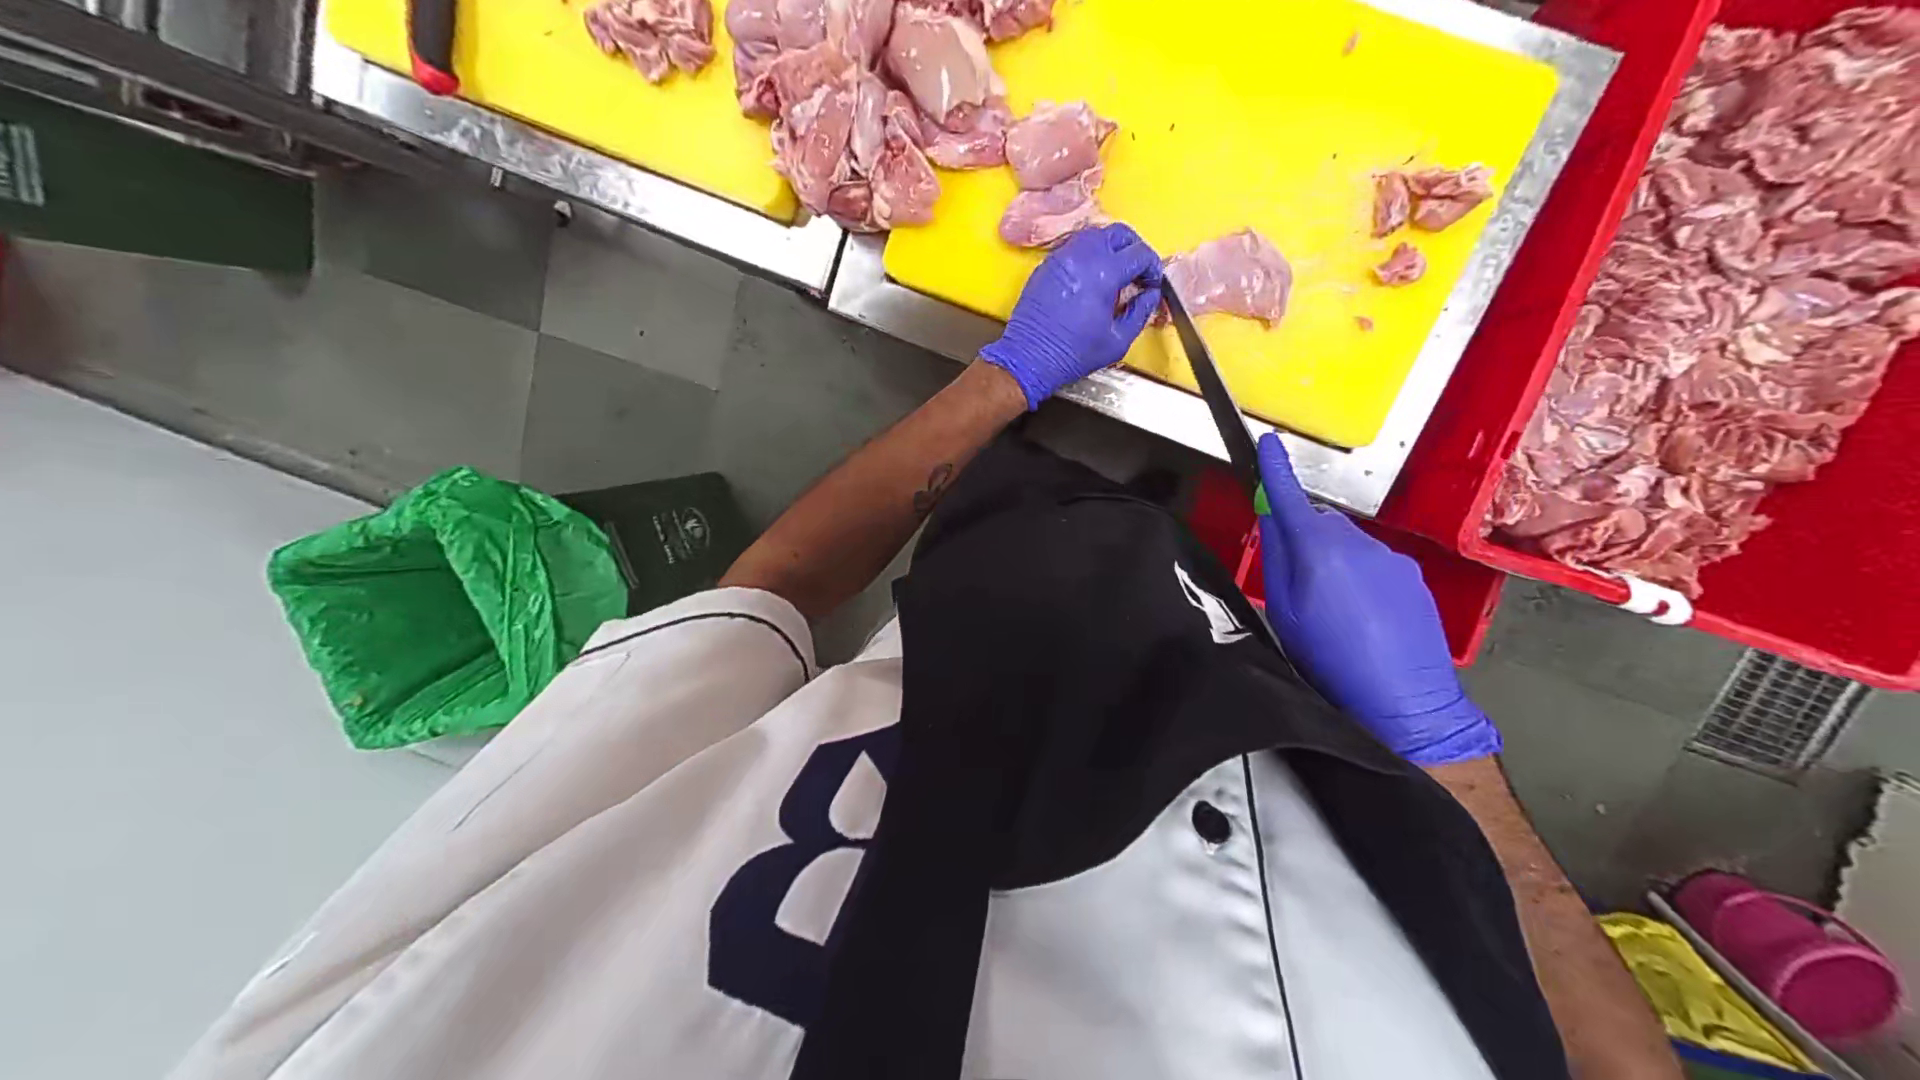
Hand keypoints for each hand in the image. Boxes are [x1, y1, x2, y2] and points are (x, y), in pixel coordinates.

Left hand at [980, 223, 1163, 409]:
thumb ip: (1140, 313)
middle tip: (1136, 272)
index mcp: (1104, 274)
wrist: (1029, 358)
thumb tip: (1150, 295)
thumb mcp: (1117, 341)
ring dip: (1110, 249)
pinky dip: (1089, 255)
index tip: (1151, 284)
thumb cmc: (1072, 354)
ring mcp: (1061, 257)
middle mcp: (1082, 257)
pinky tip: (1091, 279)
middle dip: (1134, 249)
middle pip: (1119, 233)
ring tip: (1114, 275)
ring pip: (1095, 235)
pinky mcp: (1047, 265)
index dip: (1152, 268)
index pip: (1139, 253)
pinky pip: (1074, 248)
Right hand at [1256, 433, 1500, 765]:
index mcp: (1318, 550)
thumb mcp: (1284, 610)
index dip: (1275, 469)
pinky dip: (1360, 576)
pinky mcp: (1413, 576)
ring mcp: (1390, 558)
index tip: (1267, 443)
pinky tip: (1361, 615)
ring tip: (1332, 609)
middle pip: (1319, 522)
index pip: (1289, 498)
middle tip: (1295, 582)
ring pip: (1348, 543)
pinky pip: (1374, 562)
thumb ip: (1276, 558)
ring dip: (1333, 560)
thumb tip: (1272, 519)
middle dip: (1304, 538)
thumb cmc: (1330, 657)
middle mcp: (1357, 543)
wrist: (1405, 699)